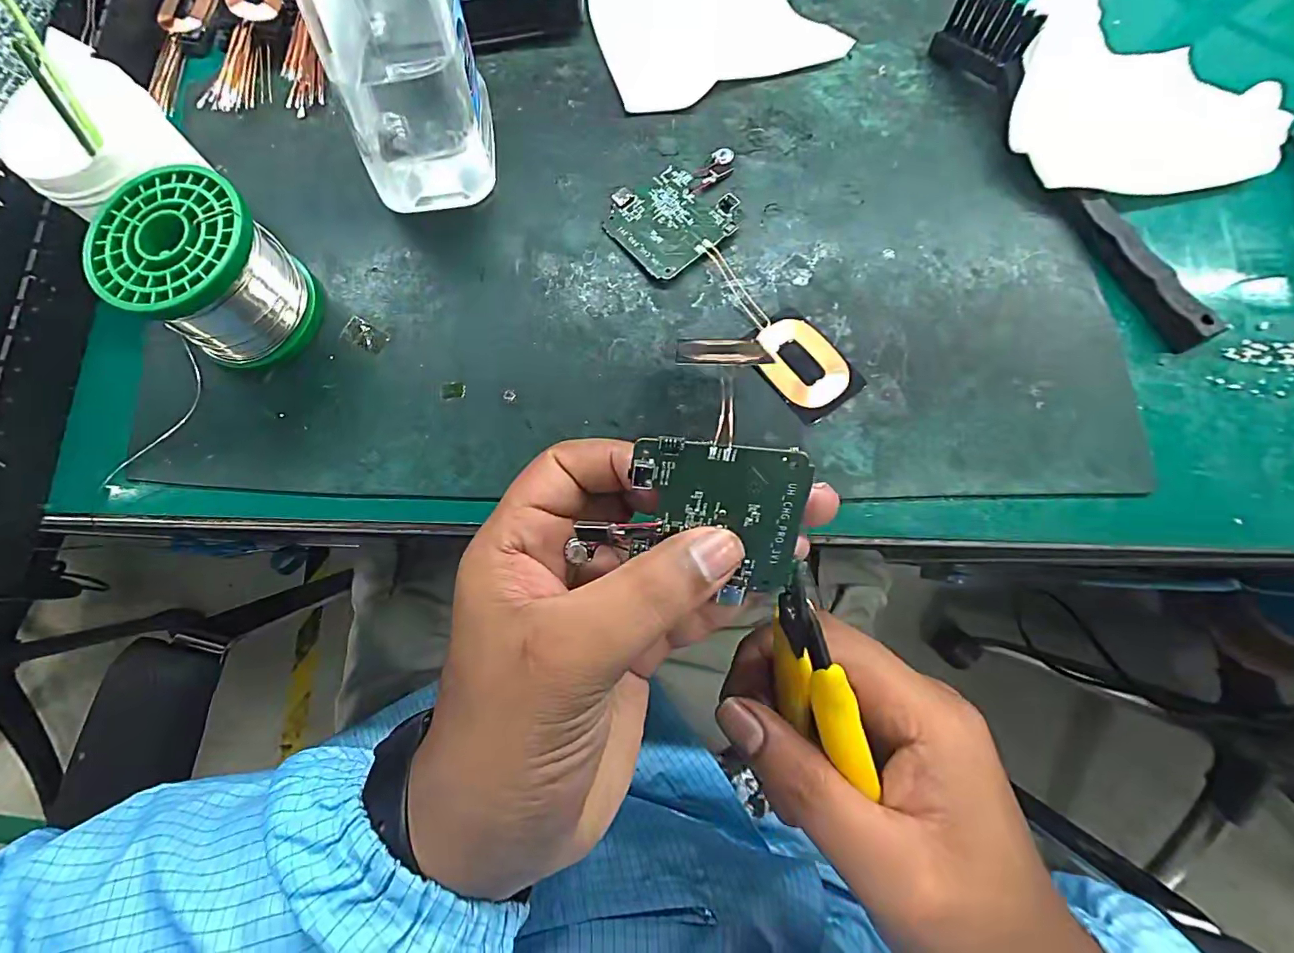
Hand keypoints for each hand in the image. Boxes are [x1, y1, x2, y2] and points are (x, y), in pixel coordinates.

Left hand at [407, 439, 840, 899]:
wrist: (503, 834)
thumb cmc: (511, 730)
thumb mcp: (569, 653)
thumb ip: (646, 594)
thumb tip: (724, 537)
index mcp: (520, 546)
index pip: (567, 472)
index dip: (621, 460)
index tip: (685, 471)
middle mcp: (560, 565)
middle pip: (629, 511)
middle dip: (692, 501)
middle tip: (768, 492)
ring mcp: (599, 609)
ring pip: (662, 561)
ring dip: (719, 549)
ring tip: (789, 532)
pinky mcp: (629, 650)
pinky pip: (678, 609)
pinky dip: (718, 598)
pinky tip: (765, 583)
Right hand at [716, 612, 1097, 952]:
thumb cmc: (964, 918)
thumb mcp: (876, 858)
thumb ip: (802, 781)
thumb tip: (732, 710)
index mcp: (926, 711)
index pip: (829, 639)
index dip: (772, 654)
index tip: (738, 708)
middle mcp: (919, 699)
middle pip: (821, 660)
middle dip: (775, 702)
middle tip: (762, 766)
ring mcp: (913, 720)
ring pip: (821, 693)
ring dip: (788, 734)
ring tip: (791, 798)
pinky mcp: (904, 744)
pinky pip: (835, 722)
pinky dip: (807, 751)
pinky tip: (813, 799)